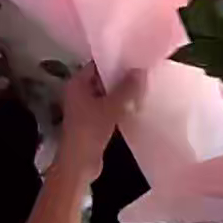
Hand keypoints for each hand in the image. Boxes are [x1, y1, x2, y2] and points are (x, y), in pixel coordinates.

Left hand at [53, 65, 138, 182]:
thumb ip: (127, 88)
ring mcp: (86, 107)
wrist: (78, 166)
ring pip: (107, 94)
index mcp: (78, 83)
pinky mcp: (93, 121)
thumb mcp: (111, 108)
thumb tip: (141, 69)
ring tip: (144, 86)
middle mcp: (79, 91)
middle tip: (144, 71)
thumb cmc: (89, 131)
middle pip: (103, 78)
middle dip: (122, 77)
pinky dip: (121, 106)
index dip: (116, 59)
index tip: (136, 57)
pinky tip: (137, 105)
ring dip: (123, 92)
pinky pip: (109, 107)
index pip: (98, 63)